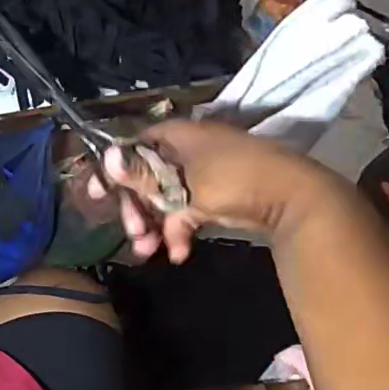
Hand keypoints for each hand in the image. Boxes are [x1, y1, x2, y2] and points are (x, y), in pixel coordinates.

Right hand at [88, 119, 346, 262]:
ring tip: (148, 251)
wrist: (291, 198)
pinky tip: (180, 253)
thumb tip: (106, 158)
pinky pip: (186, 213)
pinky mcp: (214, 198)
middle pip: (146, 178)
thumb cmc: (233, 179)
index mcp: (177, 135)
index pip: (134, 147)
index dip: (114, 169)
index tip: (97, 194)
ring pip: (164, 200)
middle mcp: (186, 151)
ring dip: (153, 226)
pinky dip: (180, 232)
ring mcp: (201, 175)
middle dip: (136, 208)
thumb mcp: (184, 181)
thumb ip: (144, 175)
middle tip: (132, 232)